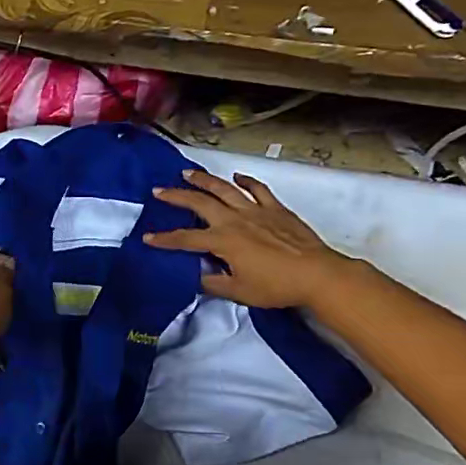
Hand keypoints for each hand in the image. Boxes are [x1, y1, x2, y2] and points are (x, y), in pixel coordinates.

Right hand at [145, 168, 355, 309]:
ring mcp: (256, 211)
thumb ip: (213, 282)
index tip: (147, 238)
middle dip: (176, 196)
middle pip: (199, 203)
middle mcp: (234, 220)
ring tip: (188, 173)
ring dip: (204, 180)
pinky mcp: (276, 208)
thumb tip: (195, 276)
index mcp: (223, 240)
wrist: (318, 275)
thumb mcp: (239, 291)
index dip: (164, 239)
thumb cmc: (276, 286)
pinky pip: (258, 190)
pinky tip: (237, 176)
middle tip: (158, 191)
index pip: (185, 239)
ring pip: (224, 189)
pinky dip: (246, 181)